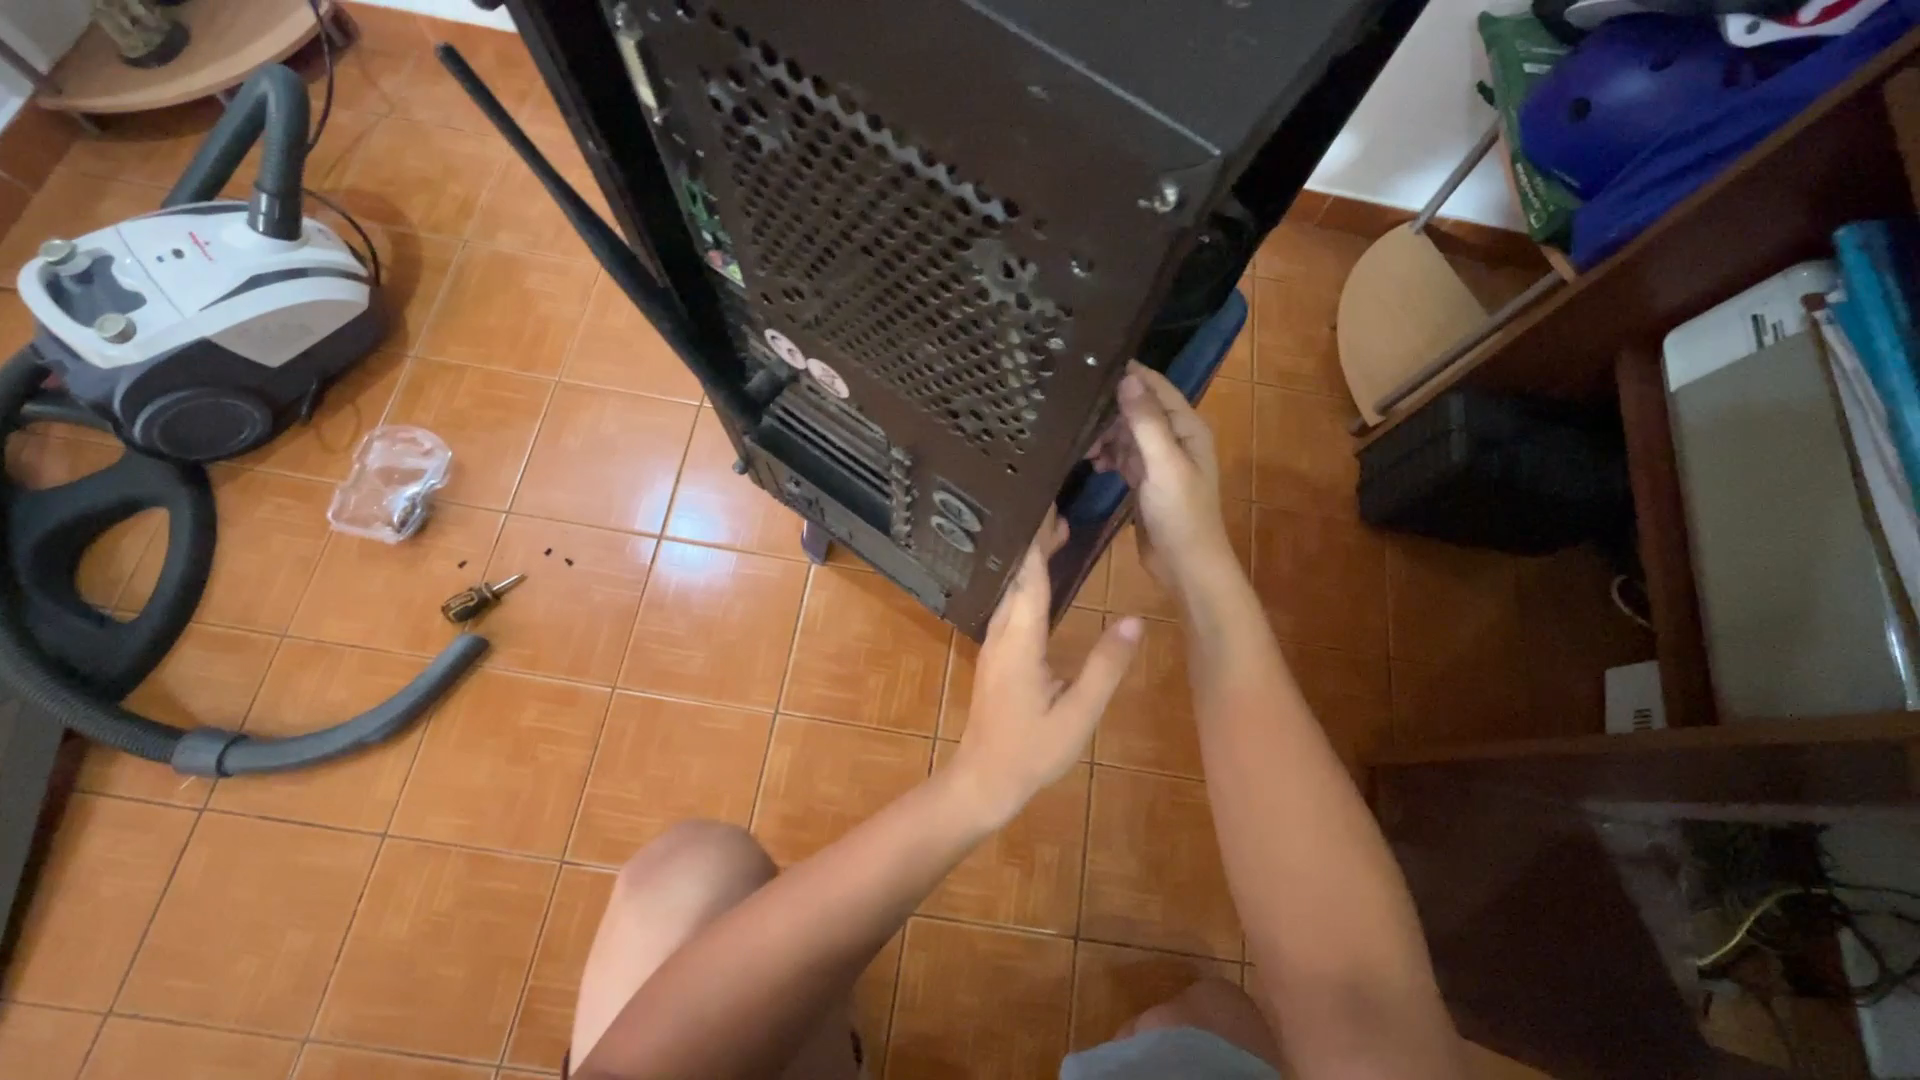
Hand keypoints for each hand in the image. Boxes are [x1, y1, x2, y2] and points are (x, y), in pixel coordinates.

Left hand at [950, 515, 1141, 823]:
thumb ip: (1106, 666)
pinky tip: (1042, 580)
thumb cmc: (1032, 751)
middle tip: (1064, 507)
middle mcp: (1000, 633)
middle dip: (1036, 539)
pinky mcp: (995, 654)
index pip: (1029, 577)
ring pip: (1011, 589)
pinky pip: (1010, 605)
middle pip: (1016, 575)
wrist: (984, 779)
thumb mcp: (1079, 714)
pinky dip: (1027, 582)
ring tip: (1058, 532)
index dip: (1040, 540)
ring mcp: (993, 643)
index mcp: (1020, 641)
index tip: (1053, 505)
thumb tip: (1134, 620)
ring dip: (1031, 559)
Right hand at [1087, 362, 1234, 591]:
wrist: (1184, 565)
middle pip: (1137, 408)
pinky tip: (1092, 464)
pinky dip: (1107, 456)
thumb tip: (1127, 378)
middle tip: (1076, 415)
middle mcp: (1175, 438)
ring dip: (1105, 435)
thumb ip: (1146, 421)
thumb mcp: (1163, 464)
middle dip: (1109, 410)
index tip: (1091, 365)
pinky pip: (1123, 456)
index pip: (1156, 386)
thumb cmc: (1180, 513)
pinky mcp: (1144, 480)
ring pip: (1126, 433)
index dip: (1129, 374)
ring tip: (1082, 446)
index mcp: (1187, 427)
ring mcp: (1159, 460)